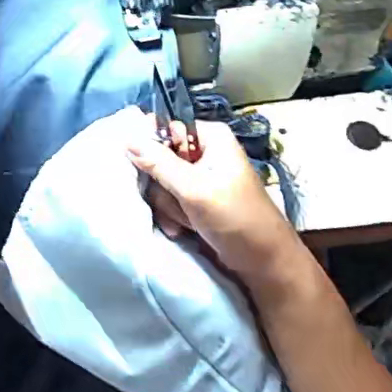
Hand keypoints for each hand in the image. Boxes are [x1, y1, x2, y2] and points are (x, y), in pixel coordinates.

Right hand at [124, 110, 311, 289]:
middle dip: (164, 187)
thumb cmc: (235, 218)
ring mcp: (201, 177)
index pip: (167, 129)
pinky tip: (182, 230)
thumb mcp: (195, 189)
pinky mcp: (198, 200)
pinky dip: (174, 217)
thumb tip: (128, 140)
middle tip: (177, 204)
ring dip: (169, 206)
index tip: (148, 172)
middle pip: (160, 158)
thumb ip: (160, 164)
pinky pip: (171, 200)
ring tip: (185, 222)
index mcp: (211, 137)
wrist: (263, 262)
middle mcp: (205, 152)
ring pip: (163, 183)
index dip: (153, 150)